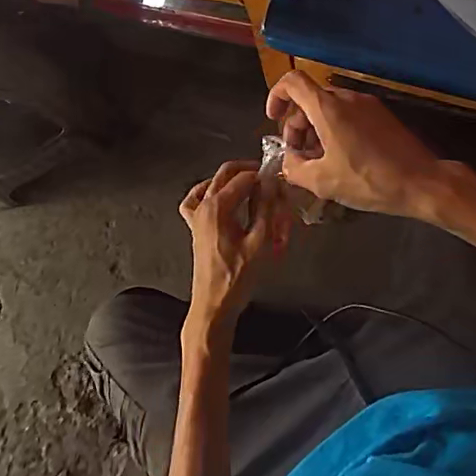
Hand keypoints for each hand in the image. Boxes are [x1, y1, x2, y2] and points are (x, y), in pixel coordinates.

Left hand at [180, 160, 291, 333]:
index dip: (264, 176)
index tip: (279, 181)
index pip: (244, 178)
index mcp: (217, 207)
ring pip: (212, 183)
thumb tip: (271, 185)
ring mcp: (196, 216)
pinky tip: (222, 199)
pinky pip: (196, 201)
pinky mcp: (195, 228)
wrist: (214, 304)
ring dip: (231, 179)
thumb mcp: (260, 242)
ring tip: (252, 185)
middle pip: (225, 173)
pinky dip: (208, 193)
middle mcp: (203, 206)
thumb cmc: (237, 277)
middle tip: (269, 177)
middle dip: (248, 170)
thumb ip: (266, 209)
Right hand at [265, 71, 448, 218]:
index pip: (292, 82)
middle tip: (298, 155)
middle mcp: (347, 98)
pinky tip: (340, 159)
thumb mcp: (323, 182)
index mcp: (328, 108)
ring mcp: (367, 105)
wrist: (423, 183)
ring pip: (328, 108)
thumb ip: (294, 168)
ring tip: (318, 161)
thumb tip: (288, 161)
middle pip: (309, 99)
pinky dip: (334, 130)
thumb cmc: (370, 180)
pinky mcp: (381, 116)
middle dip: (296, 125)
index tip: (273, 119)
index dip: (276, 96)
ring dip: (315, 130)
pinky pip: (347, 115)